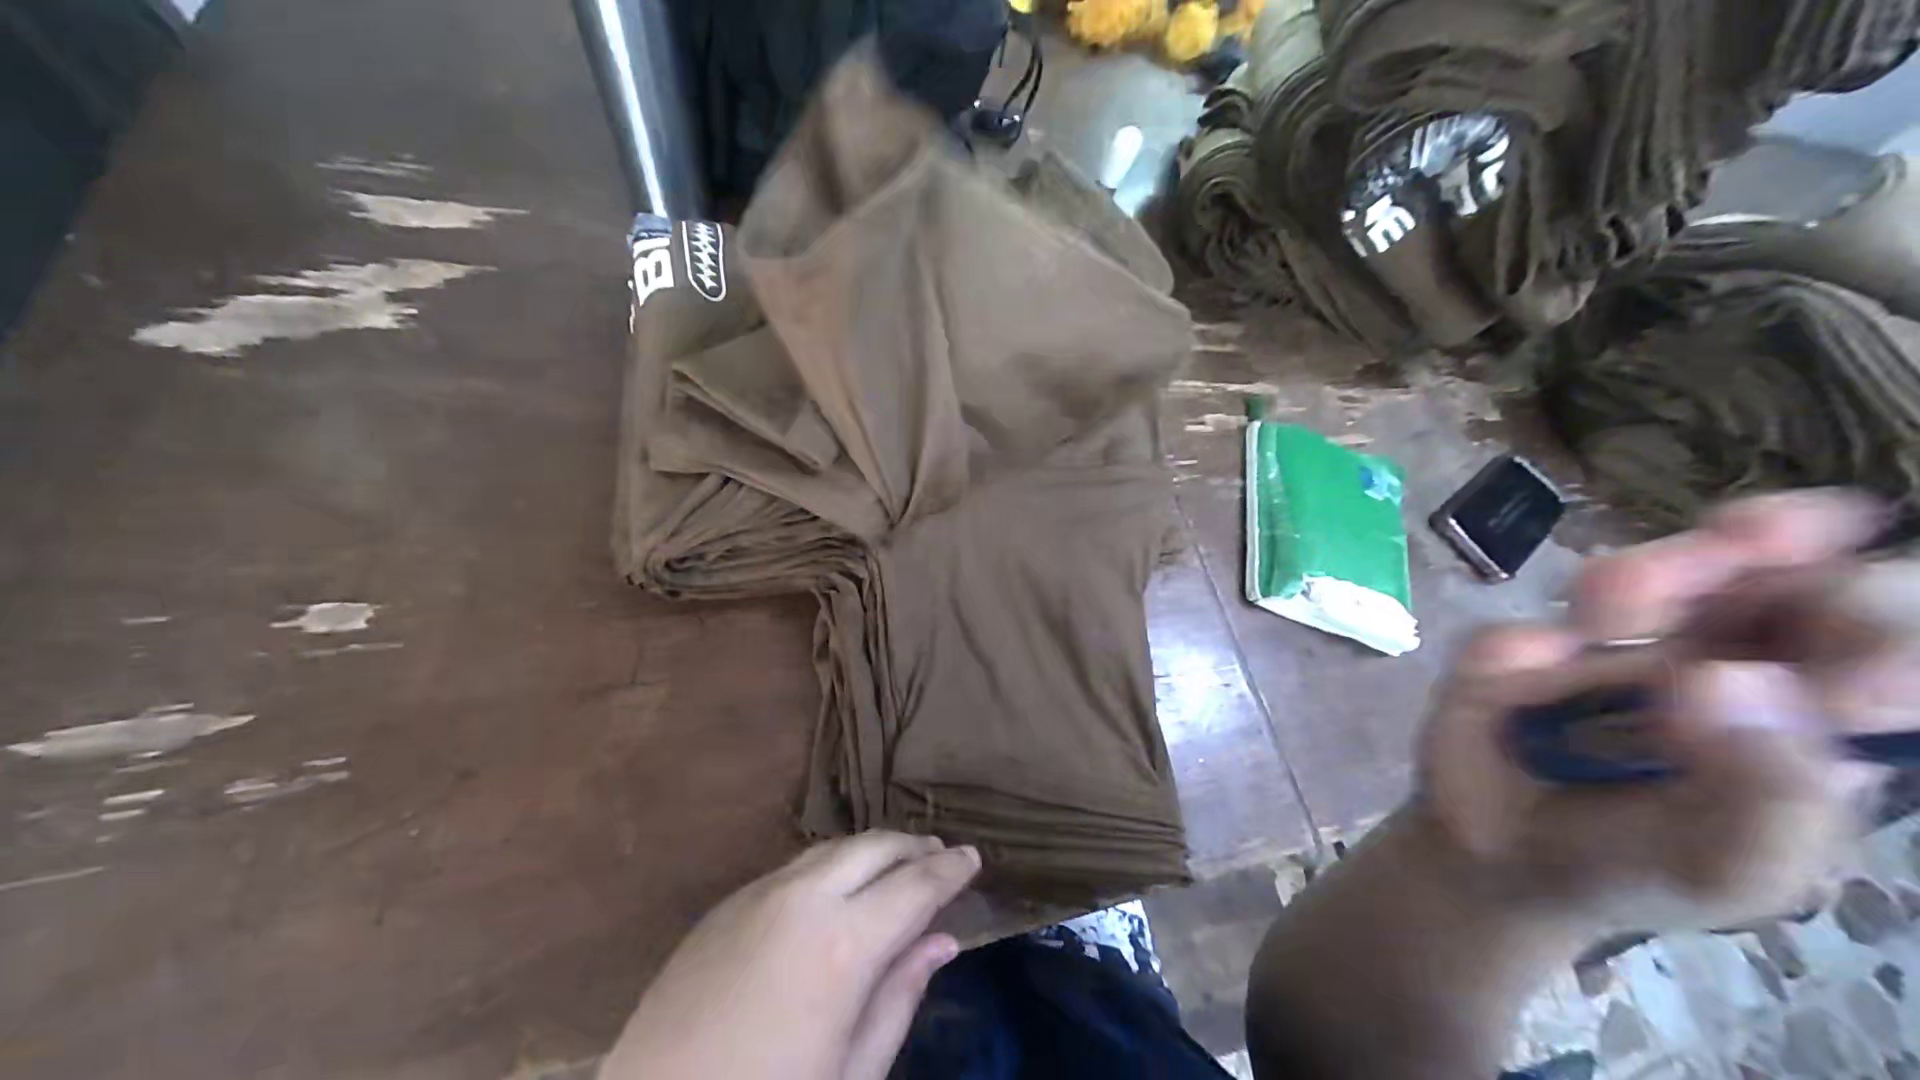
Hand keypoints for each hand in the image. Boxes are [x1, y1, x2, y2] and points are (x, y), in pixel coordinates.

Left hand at [599, 832, 979, 1079]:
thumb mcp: (852, 1071)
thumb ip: (900, 996)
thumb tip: (942, 941)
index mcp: (844, 944)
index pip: (916, 885)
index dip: (951, 869)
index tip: (975, 856)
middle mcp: (803, 899)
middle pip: (874, 848)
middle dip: (913, 846)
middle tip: (940, 853)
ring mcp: (758, 895)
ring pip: (832, 849)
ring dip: (872, 850)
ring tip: (897, 862)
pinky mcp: (725, 905)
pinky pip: (793, 867)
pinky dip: (830, 865)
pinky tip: (837, 888)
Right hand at [1419, 490, 1902, 933]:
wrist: (1498, 861)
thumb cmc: (1634, 867)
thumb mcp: (1732, 863)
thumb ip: (1768, 794)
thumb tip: (1726, 679)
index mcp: (1799, 705)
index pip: (1866, 630)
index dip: (1870, 612)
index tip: (1843, 645)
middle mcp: (1709, 656)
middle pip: (1753, 570)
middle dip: (1759, 542)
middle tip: (1745, 536)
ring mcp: (1600, 649)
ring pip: (1631, 577)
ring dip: (1634, 579)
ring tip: (1605, 624)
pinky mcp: (1507, 653)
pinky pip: (1510, 635)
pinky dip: (1513, 651)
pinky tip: (1516, 680)